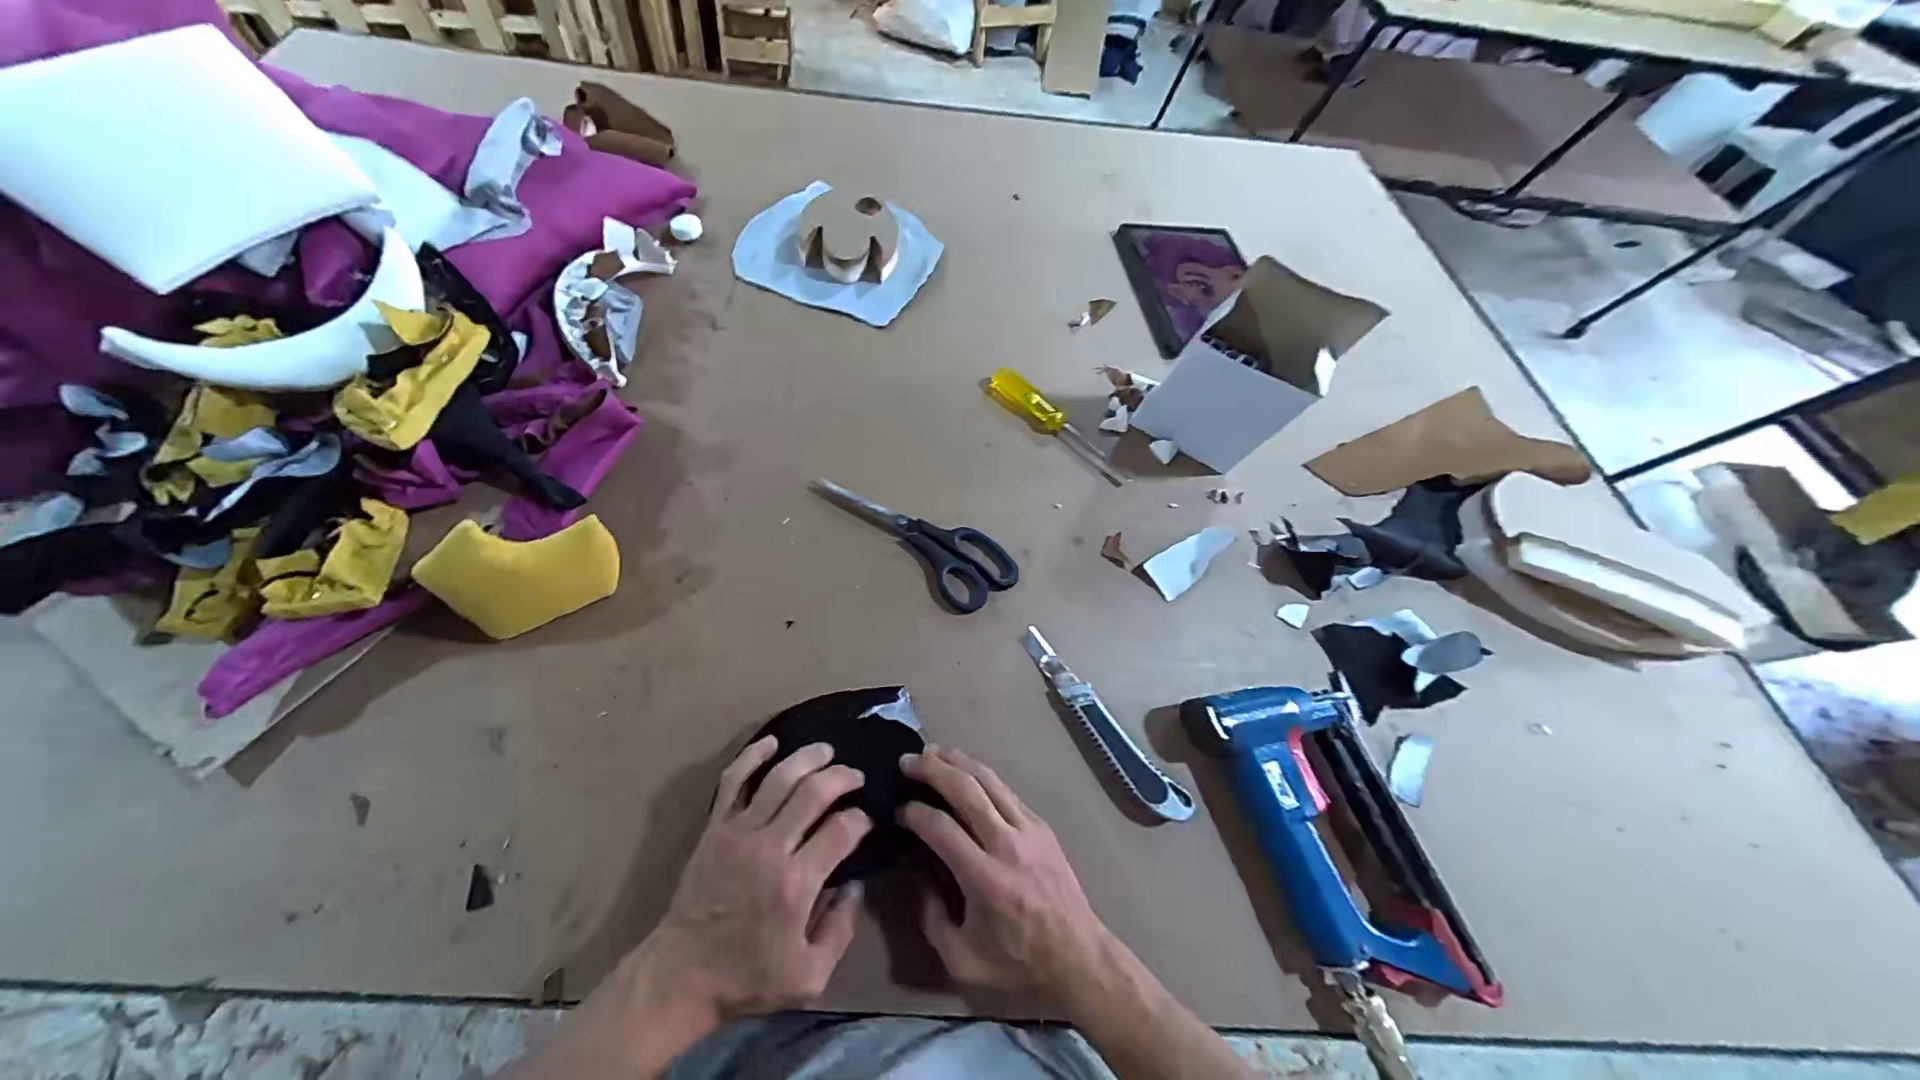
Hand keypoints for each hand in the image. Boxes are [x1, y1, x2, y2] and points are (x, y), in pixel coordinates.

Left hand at [630, 737, 871, 1022]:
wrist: (681, 975)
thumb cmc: (748, 977)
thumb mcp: (810, 976)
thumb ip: (842, 929)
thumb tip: (856, 885)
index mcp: (796, 884)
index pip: (841, 830)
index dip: (860, 819)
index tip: (866, 820)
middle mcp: (769, 848)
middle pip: (814, 792)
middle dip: (842, 777)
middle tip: (856, 777)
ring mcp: (738, 833)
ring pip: (778, 778)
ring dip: (807, 758)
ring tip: (826, 751)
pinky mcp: (714, 829)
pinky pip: (733, 781)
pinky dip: (752, 756)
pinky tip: (772, 743)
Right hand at [898, 746, 1113, 1001]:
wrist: (1078, 955)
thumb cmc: (1017, 962)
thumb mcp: (962, 958)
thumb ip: (929, 916)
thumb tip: (913, 871)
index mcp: (985, 878)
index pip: (941, 828)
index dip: (914, 813)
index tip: (898, 810)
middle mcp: (1007, 844)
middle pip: (966, 789)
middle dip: (932, 769)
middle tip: (907, 761)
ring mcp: (1029, 829)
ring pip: (989, 779)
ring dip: (957, 761)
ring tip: (932, 752)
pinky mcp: (1041, 825)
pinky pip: (1006, 790)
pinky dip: (981, 774)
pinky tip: (965, 770)